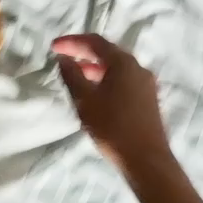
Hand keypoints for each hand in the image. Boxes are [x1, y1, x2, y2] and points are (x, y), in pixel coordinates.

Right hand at [53, 34, 174, 181]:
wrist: (147, 160)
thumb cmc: (113, 127)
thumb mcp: (85, 99)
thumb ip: (72, 75)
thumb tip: (64, 58)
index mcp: (124, 63)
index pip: (95, 42)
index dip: (72, 41)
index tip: (53, 47)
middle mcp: (138, 68)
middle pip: (108, 52)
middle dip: (83, 53)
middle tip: (64, 59)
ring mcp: (146, 84)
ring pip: (116, 68)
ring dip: (94, 68)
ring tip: (76, 76)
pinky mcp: (148, 99)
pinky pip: (124, 80)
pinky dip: (106, 79)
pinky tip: (96, 93)